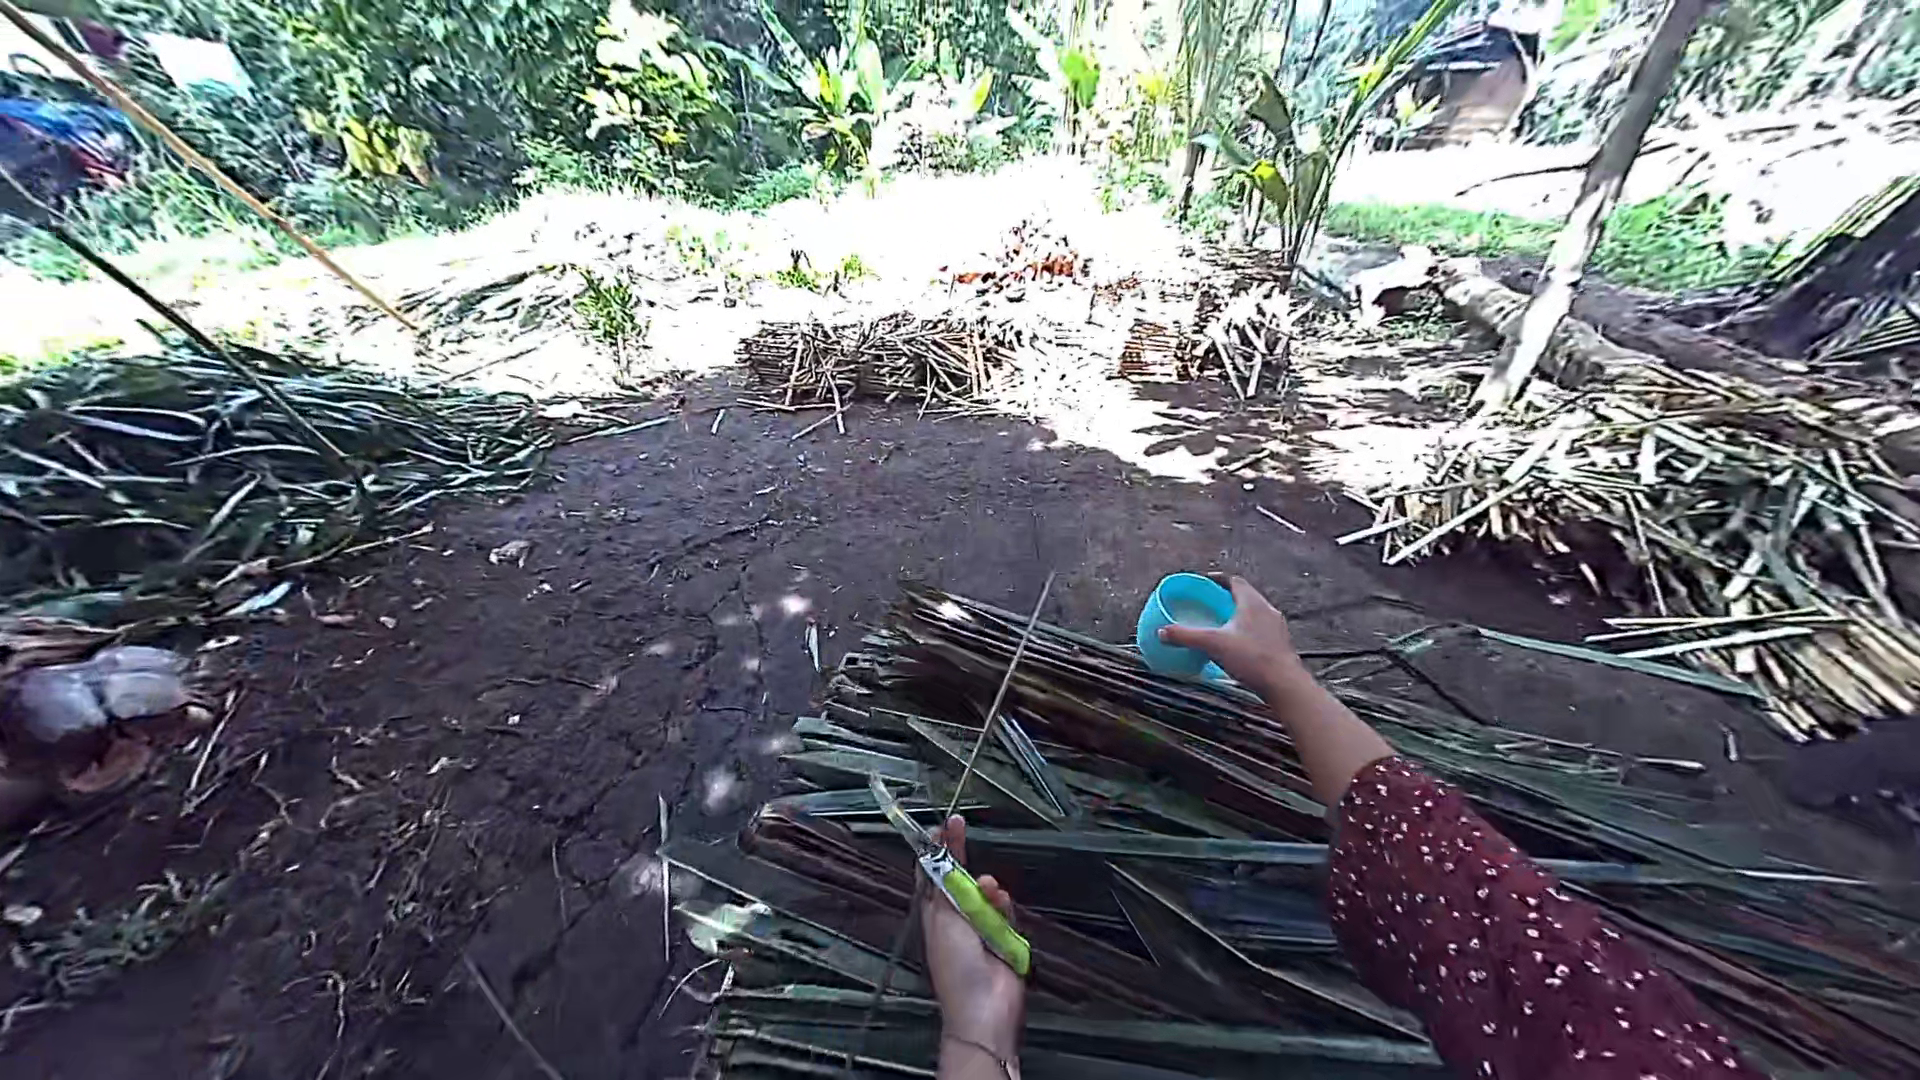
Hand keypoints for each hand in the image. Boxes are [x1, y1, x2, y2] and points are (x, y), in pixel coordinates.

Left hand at [922, 815, 1024, 1057]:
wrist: (985, 1007)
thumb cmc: (955, 965)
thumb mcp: (942, 917)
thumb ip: (943, 881)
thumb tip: (937, 848)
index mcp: (933, 912)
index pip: (931, 872)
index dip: (935, 848)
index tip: (939, 825)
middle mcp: (955, 914)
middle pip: (958, 874)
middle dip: (960, 854)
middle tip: (959, 825)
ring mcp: (979, 924)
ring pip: (984, 889)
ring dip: (987, 888)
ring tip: (989, 892)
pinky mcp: (1002, 934)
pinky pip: (1004, 908)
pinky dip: (1004, 907)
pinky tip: (1001, 910)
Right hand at [1157, 576, 1310, 697]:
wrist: (1285, 686)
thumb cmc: (1252, 658)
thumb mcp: (1213, 644)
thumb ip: (1186, 636)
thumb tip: (1162, 632)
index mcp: (1252, 603)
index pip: (1234, 582)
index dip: (1218, 580)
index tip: (1204, 582)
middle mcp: (1267, 611)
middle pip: (1244, 596)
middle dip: (1224, 598)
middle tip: (1207, 604)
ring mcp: (1276, 628)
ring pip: (1252, 614)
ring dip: (1236, 615)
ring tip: (1218, 624)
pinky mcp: (1279, 645)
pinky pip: (1258, 630)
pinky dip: (1244, 631)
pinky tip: (1233, 645)